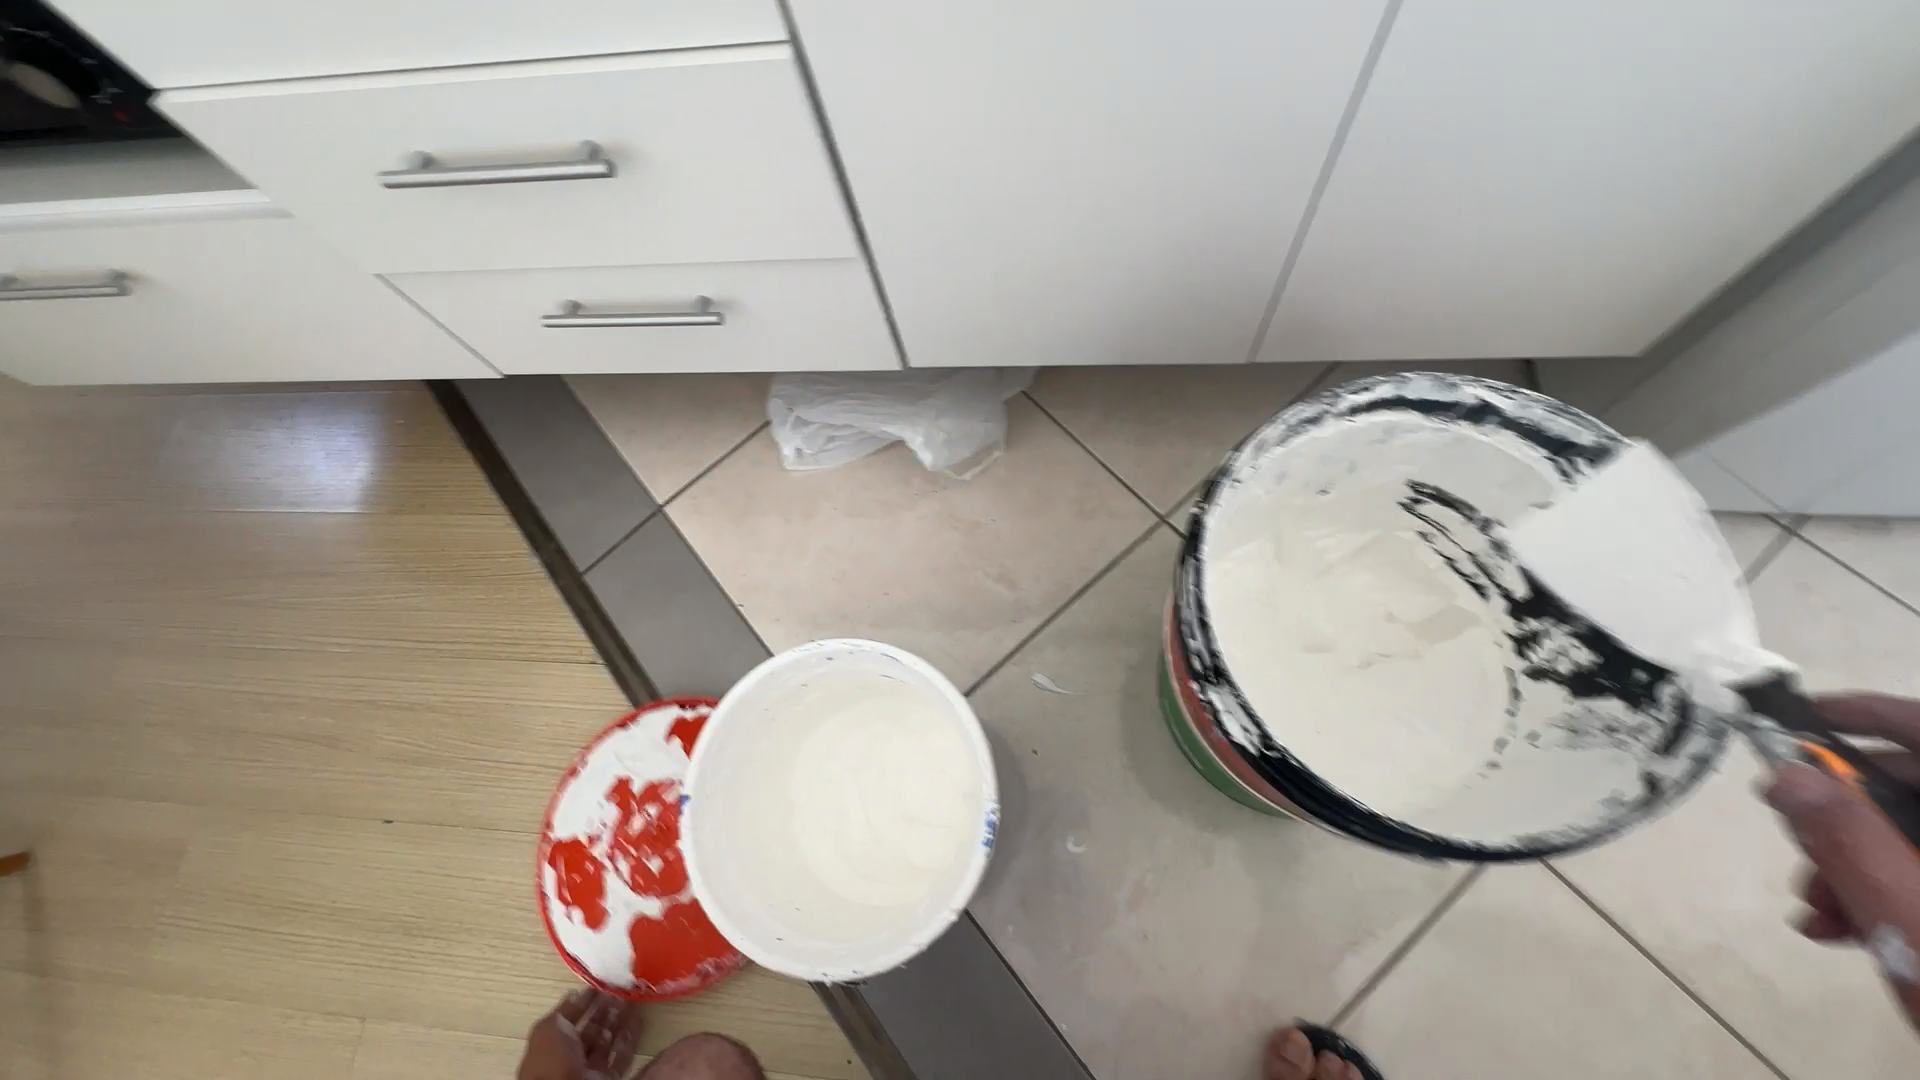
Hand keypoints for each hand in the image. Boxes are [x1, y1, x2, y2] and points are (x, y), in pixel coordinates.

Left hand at [518, 987, 645, 1079]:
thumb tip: (577, 993)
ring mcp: (590, 1070)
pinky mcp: (609, 1078)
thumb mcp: (549, 1030)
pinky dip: (630, 1037)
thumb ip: (564, 1011)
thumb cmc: (552, 1062)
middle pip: (590, 1032)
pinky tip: (639, 1020)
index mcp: (550, 1049)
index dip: (583, 1003)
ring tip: (631, 1001)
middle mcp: (570, 1061)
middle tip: (619, 991)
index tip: (600, 986)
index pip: (569, 1022)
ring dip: (619, 1021)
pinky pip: (622, 1055)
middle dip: (604, 1011)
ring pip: (607, 1042)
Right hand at [1765, 693, 1919, 1029]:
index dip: (1869, 714)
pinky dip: (1892, 889)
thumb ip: (1849, 843)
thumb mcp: (1916, 929)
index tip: (1795, 720)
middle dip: (1843, 815)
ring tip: (1820, 912)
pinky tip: (1857, 928)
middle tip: (1795, 850)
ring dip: (1857, 862)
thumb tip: (1786, 772)